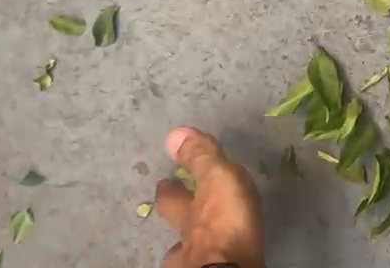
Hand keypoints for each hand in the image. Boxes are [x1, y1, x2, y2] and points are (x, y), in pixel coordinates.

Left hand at [155, 127, 264, 267]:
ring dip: (188, 243)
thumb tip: (173, 133)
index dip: (169, 187)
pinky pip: (205, 264)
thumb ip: (201, 158)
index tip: (162, 180)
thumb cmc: (226, 222)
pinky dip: (207, 259)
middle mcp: (185, 237)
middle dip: (175, 215)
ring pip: (185, 250)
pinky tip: (212, 259)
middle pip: (175, 225)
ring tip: (195, 241)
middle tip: (173, 208)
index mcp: (188, 212)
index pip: (172, 196)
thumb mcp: (218, 179)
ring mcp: (195, 260)